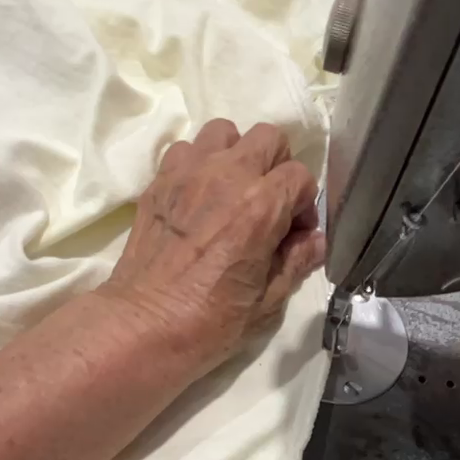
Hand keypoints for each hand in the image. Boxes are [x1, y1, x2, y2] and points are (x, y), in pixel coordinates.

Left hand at [101, 119, 325, 363]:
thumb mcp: (268, 304)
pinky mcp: (158, 182)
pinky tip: (198, 200)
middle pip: (268, 138)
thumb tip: (315, 242)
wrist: (144, 326)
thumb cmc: (210, 323)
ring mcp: (187, 174)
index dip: (304, 205)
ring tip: (232, 194)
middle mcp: (226, 176)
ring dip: (236, 156)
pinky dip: (198, 165)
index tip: (295, 234)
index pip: (300, 176)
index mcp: (260, 207)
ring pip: (224, 133)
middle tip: (270, 206)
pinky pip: (185, 150)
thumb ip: (296, 263)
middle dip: (277, 167)